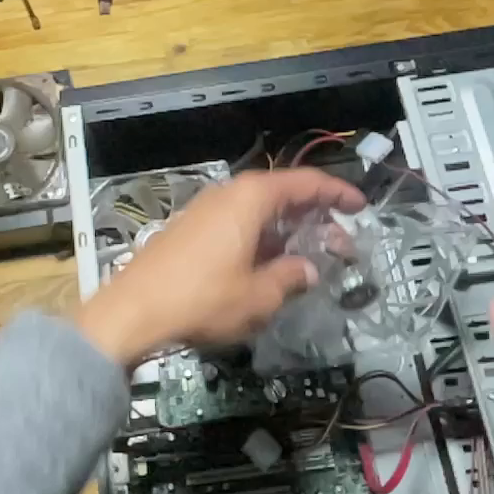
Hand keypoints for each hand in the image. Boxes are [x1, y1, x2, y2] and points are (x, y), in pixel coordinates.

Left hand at [72, 169, 364, 363]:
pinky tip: (266, 266)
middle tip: (338, 244)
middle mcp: (227, 195)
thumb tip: (306, 270)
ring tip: (307, 258)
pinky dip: (260, 238)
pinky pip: (236, 223)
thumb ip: (290, 278)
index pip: (304, 183)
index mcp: (250, 199)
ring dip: (286, 230)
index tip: (359, 206)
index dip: (336, 193)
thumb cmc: (202, 299)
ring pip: (257, 211)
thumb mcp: (258, 296)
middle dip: (313, 216)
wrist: (133, 310)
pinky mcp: (189, 230)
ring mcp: (205, 210)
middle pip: (280, 194)